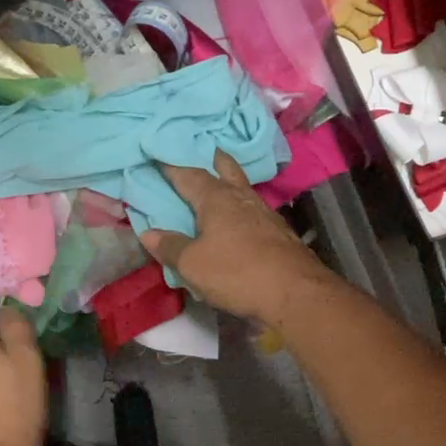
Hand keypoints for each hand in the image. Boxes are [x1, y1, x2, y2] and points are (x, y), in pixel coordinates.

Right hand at [140, 150, 337, 323]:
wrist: (296, 294)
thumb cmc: (236, 272)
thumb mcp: (192, 264)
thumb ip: (169, 246)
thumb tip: (148, 232)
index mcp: (216, 198)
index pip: (187, 173)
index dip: (169, 163)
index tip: (156, 152)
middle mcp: (241, 197)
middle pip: (224, 167)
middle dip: (208, 158)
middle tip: (195, 151)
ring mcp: (263, 212)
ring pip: (240, 187)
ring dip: (225, 181)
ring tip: (212, 183)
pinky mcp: (277, 231)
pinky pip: (250, 208)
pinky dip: (237, 205)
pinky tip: (234, 217)